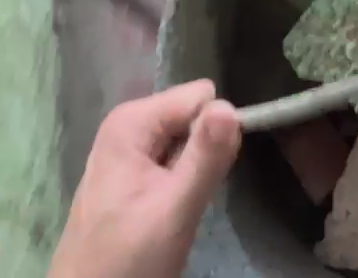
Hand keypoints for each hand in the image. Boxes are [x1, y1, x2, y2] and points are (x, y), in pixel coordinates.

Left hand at [48, 80, 241, 277]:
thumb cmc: (125, 265)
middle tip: (187, 197)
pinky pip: (174, 160)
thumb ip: (205, 157)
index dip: (214, 134)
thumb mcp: (174, 212)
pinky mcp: (131, 174)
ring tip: (177, 209)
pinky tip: (167, 213)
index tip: (206, 175)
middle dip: (203, 153)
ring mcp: (127, 150)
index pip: (201, 97)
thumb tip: (231, 105)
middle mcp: (127, 124)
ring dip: (193, 172)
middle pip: (193, 116)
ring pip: (187, 140)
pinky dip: (180, 184)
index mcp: (132, 121)